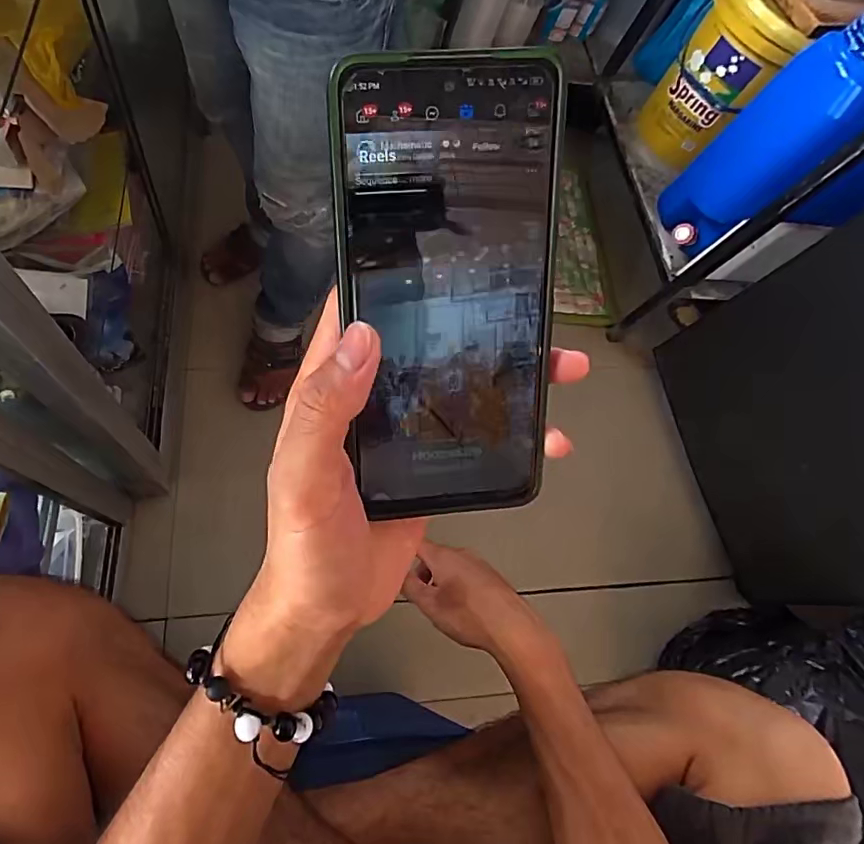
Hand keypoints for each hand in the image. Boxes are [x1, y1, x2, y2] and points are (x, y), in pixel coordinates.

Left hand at [226, 291, 589, 704]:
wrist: (330, 606)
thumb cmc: (304, 543)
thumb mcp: (302, 475)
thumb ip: (324, 409)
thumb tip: (363, 335)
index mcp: (329, 389)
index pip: (350, 317)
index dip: (382, 282)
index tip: (431, 258)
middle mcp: (369, 398)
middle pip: (423, 344)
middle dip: (471, 323)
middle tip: (523, 309)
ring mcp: (404, 429)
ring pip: (459, 383)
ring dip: (508, 372)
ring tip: (560, 363)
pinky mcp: (432, 462)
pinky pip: (476, 432)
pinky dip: (514, 431)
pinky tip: (551, 436)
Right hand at [401, 539, 550, 660]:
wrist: (510, 627)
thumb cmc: (474, 616)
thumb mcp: (430, 606)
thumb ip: (410, 587)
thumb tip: (400, 577)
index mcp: (443, 556)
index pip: (416, 543)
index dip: (402, 551)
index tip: (396, 561)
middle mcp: (462, 554)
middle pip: (433, 556)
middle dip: (423, 573)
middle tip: (420, 595)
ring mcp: (478, 563)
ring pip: (450, 567)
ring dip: (441, 582)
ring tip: (443, 608)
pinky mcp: (489, 576)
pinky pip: (466, 575)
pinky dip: (459, 587)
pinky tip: (463, 610)